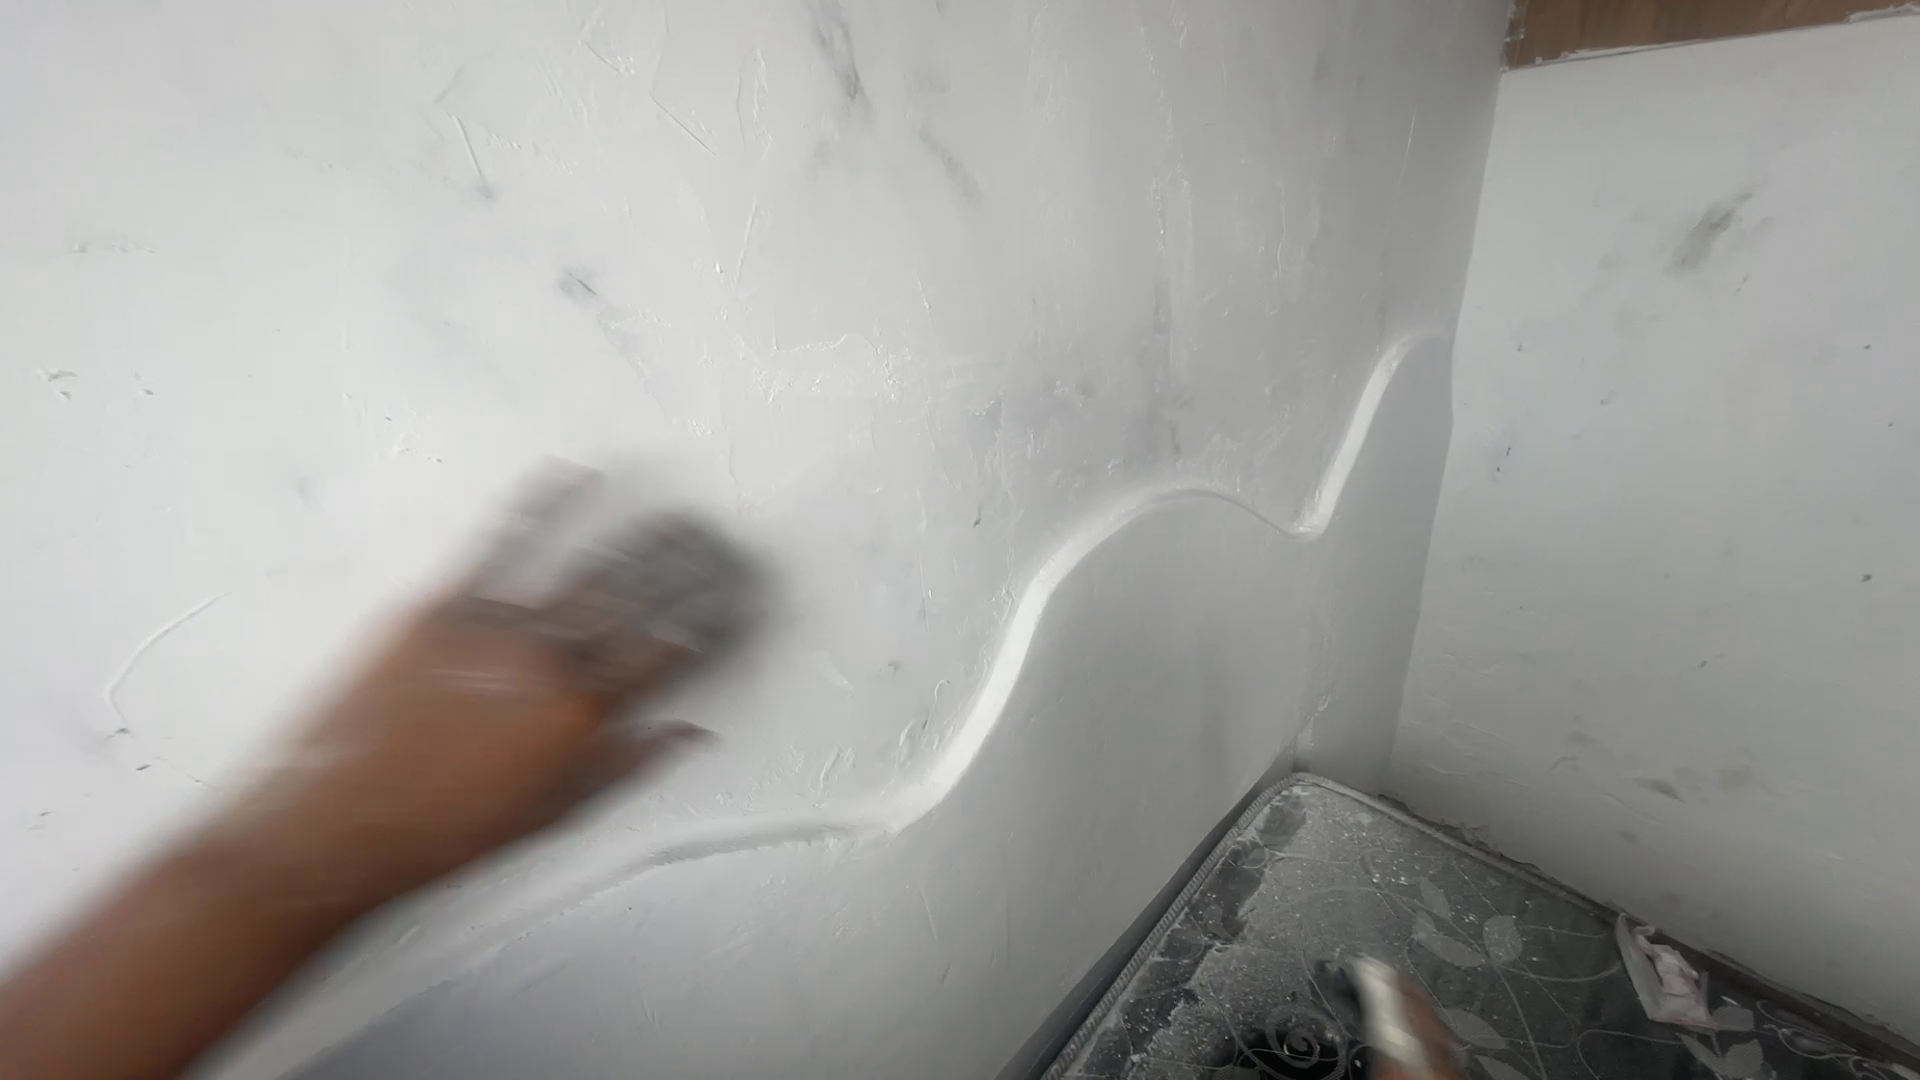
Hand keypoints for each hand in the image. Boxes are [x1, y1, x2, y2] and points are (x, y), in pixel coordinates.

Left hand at [203, 466, 754, 916]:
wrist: (322, 837)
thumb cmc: (449, 833)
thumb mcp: (556, 811)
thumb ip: (632, 763)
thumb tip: (698, 730)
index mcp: (585, 713)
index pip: (674, 650)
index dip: (717, 620)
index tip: (745, 597)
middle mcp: (555, 661)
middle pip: (644, 600)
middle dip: (694, 567)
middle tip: (725, 541)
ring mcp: (500, 626)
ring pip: (593, 569)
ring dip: (645, 539)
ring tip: (683, 517)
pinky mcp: (444, 606)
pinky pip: (502, 541)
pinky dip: (542, 503)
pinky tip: (574, 473)